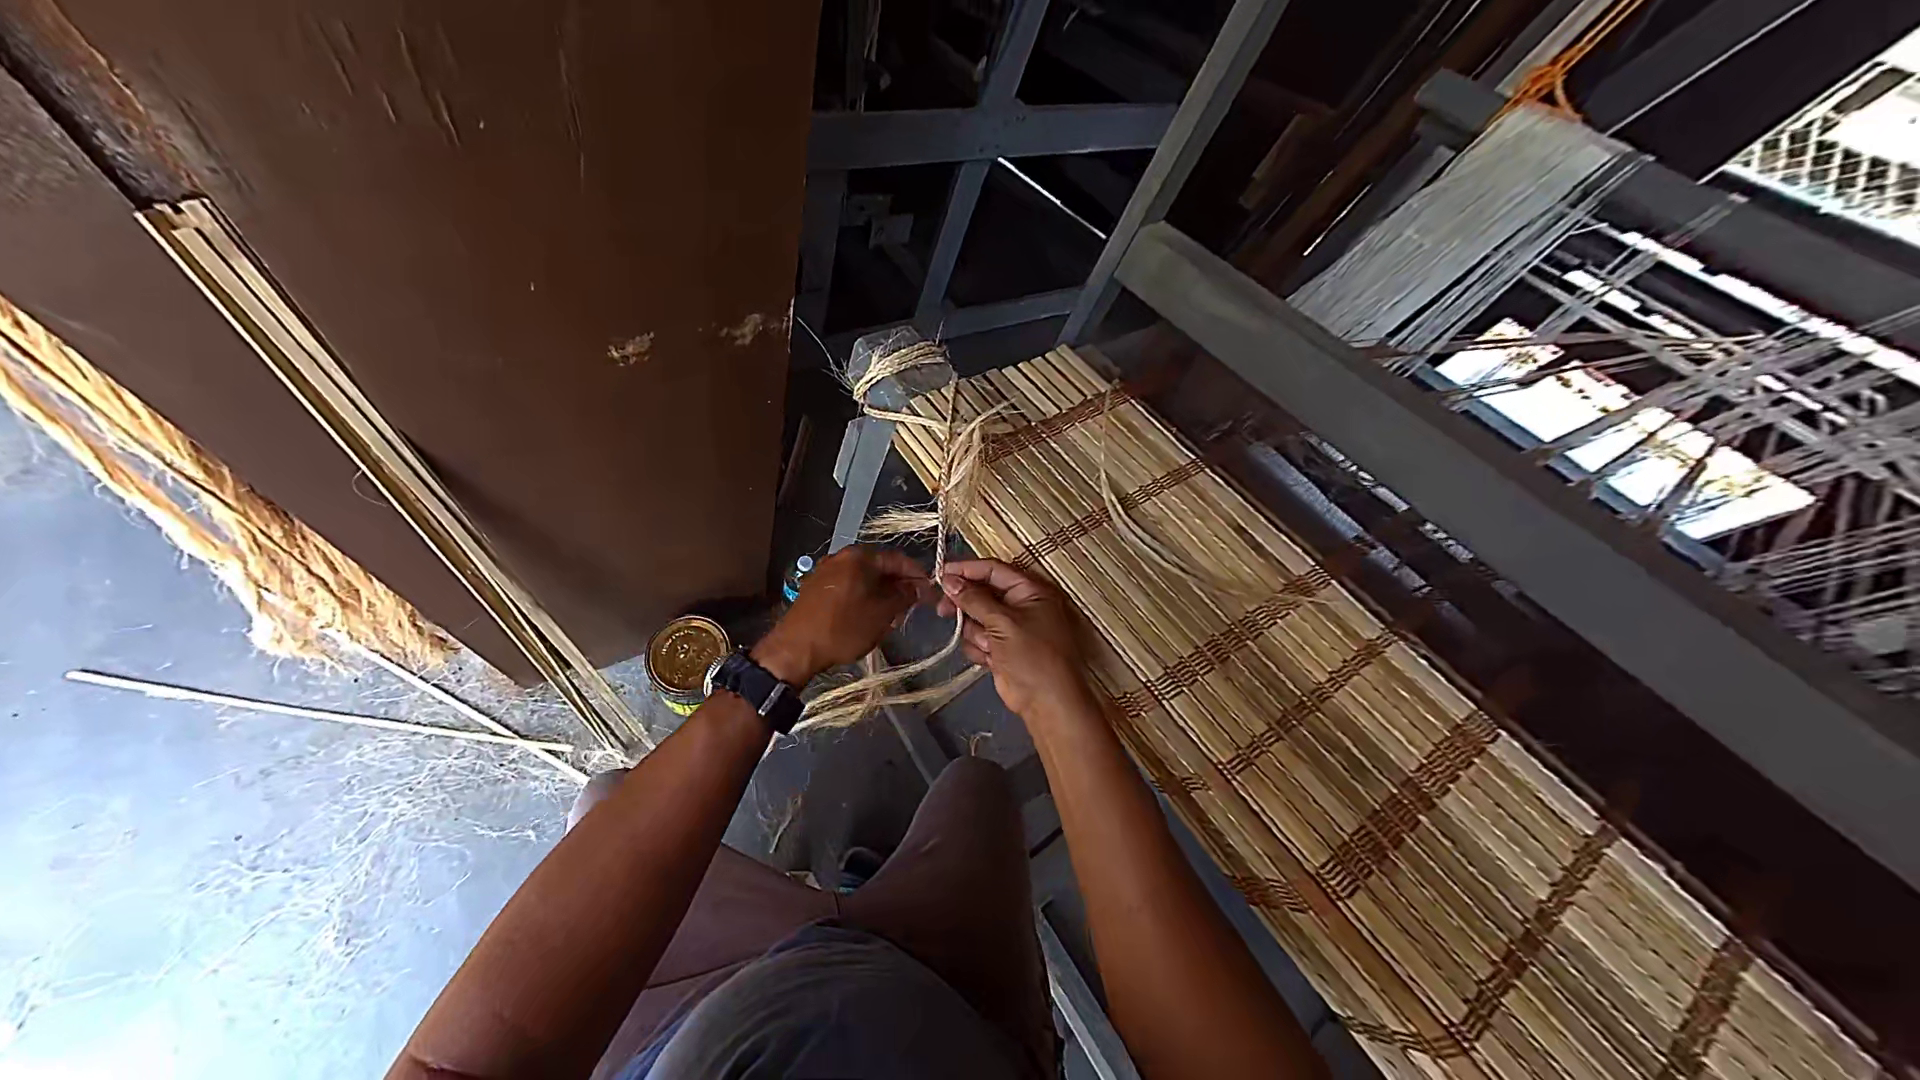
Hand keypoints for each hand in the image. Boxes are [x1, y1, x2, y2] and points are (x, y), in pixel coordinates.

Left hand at [753, 546, 933, 683]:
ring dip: (881, 595)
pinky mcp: (815, 589)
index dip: (917, 575)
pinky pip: (848, 588)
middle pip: (879, 568)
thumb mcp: (882, 614)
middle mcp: (840, 558)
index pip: (898, 559)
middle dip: (898, 586)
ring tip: (892, 617)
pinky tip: (869, 618)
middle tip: (911, 607)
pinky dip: (863, 599)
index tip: (929, 591)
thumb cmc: (843, 628)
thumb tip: (918, 587)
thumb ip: (904, 596)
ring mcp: (825, 573)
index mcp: (858, 557)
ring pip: (863, 579)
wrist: (795, 649)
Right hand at [936, 558, 1090, 720]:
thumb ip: (974, 599)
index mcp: (1030, 590)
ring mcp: (1010, 628)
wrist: (1046, 701)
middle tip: (943, 609)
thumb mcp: (1003, 622)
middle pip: (982, 593)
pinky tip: (989, 659)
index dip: (966, 569)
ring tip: (987, 646)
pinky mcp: (1001, 648)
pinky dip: (979, 647)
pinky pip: (978, 638)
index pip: (993, 570)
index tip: (940, 572)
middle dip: (964, 603)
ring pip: (976, 618)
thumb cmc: (1032, 656)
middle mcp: (1020, 605)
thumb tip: (950, 580)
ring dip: (975, 632)